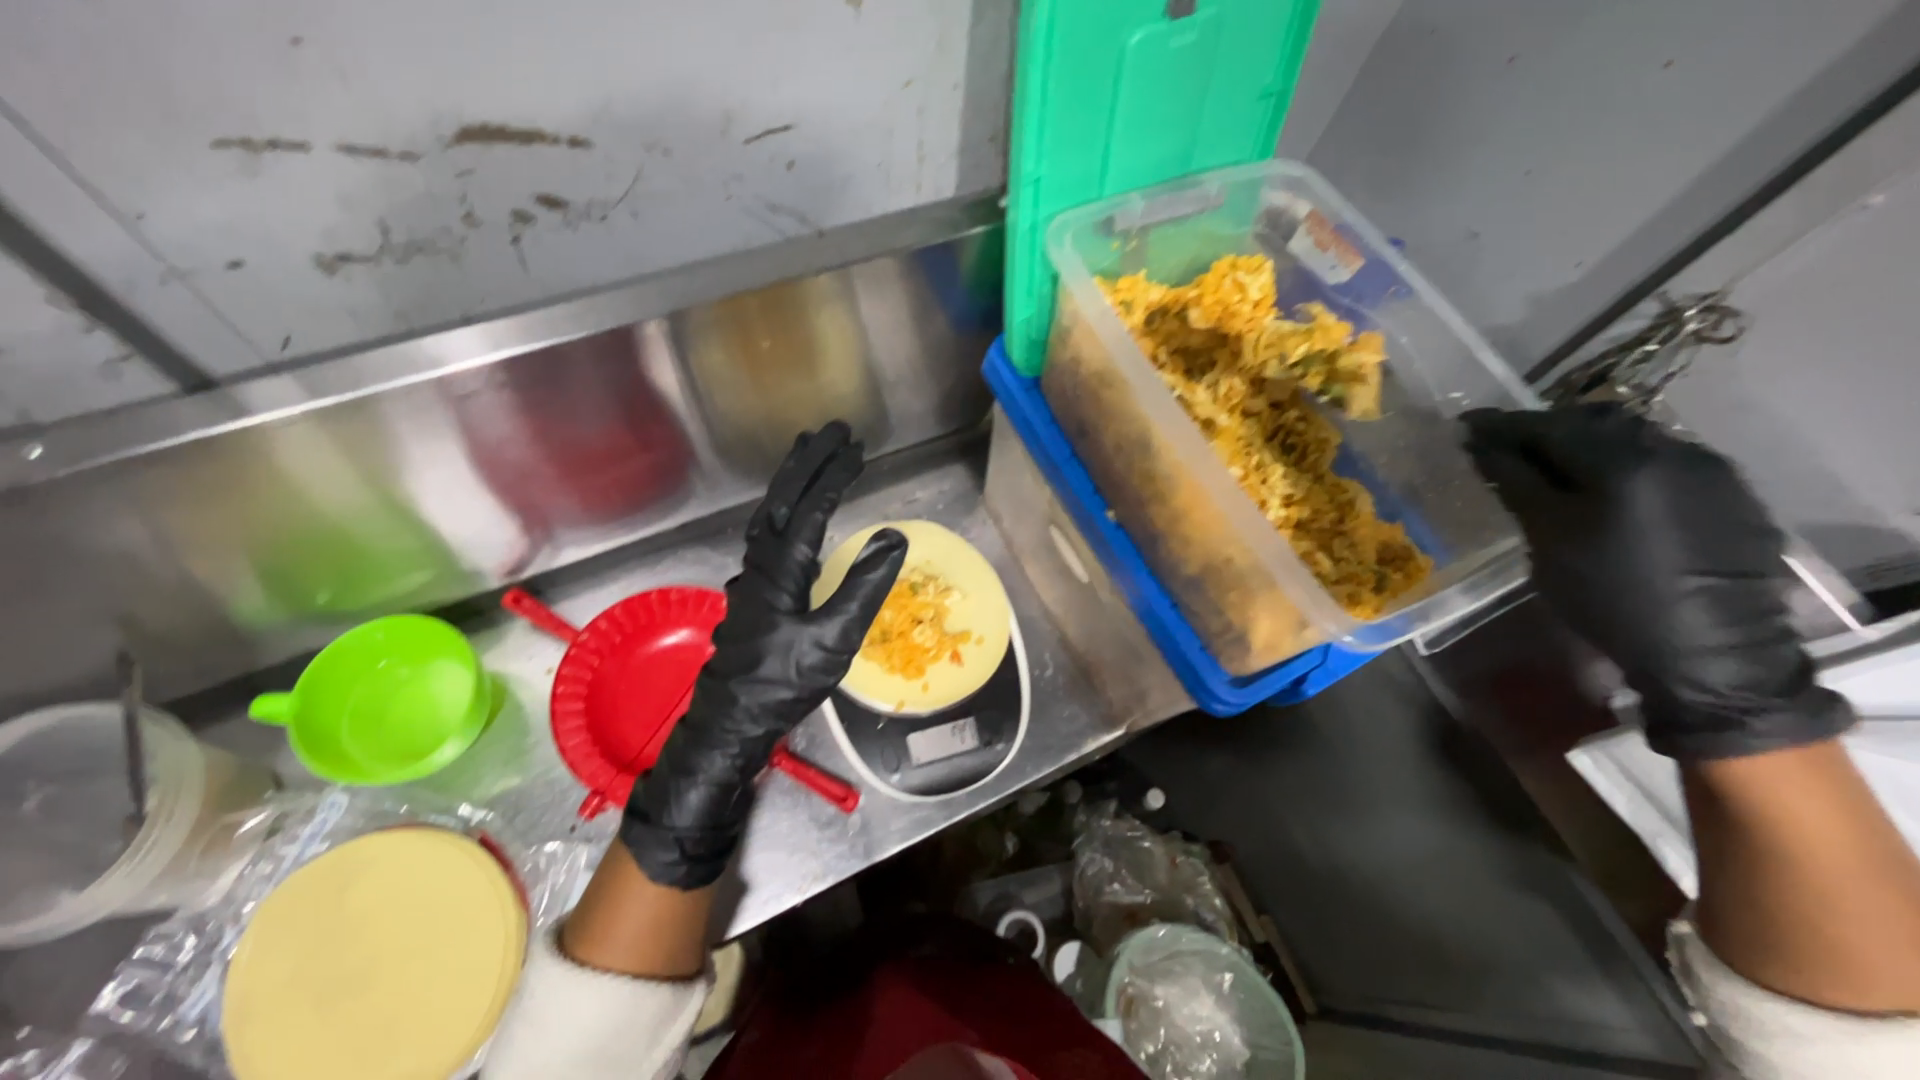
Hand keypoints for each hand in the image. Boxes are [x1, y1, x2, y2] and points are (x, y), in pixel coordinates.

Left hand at [620, 422, 905, 887]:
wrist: (733, 721)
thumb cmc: (784, 683)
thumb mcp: (833, 639)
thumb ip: (863, 587)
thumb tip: (892, 537)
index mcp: (780, 569)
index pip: (810, 509)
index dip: (832, 476)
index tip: (856, 448)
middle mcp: (760, 563)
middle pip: (781, 499)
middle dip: (808, 462)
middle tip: (834, 432)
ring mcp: (752, 577)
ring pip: (769, 514)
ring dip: (791, 481)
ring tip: (810, 454)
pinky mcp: (753, 592)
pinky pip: (767, 533)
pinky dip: (784, 509)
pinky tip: (795, 515)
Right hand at [1462, 404, 1851, 760]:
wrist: (1714, 653)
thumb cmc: (1612, 598)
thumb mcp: (1549, 541)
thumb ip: (1516, 484)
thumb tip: (1483, 444)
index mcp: (1621, 459)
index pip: (1546, 425)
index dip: (1501, 425)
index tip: (1465, 426)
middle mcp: (1670, 448)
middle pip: (1593, 421)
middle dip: (1546, 429)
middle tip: (1508, 446)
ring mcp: (1708, 469)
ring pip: (1633, 437)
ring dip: (1589, 445)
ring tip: (1557, 468)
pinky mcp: (1731, 494)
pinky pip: (1664, 461)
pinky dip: (1625, 465)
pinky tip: (1611, 493)